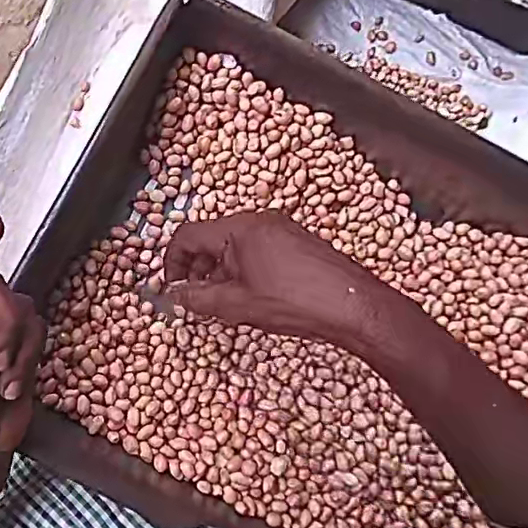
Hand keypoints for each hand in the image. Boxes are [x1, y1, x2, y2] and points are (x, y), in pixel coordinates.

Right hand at [163, 211, 387, 348]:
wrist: (354, 306)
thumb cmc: (298, 301)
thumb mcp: (236, 304)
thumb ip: (198, 298)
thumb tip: (177, 295)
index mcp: (239, 228)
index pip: (188, 236)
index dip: (172, 262)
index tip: (172, 286)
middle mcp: (259, 220)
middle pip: (210, 238)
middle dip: (197, 269)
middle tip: (195, 297)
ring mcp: (280, 228)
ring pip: (234, 245)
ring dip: (220, 271)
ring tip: (224, 301)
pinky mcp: (296, 241)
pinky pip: (256, 249)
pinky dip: (243, 269)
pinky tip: (252, 296)